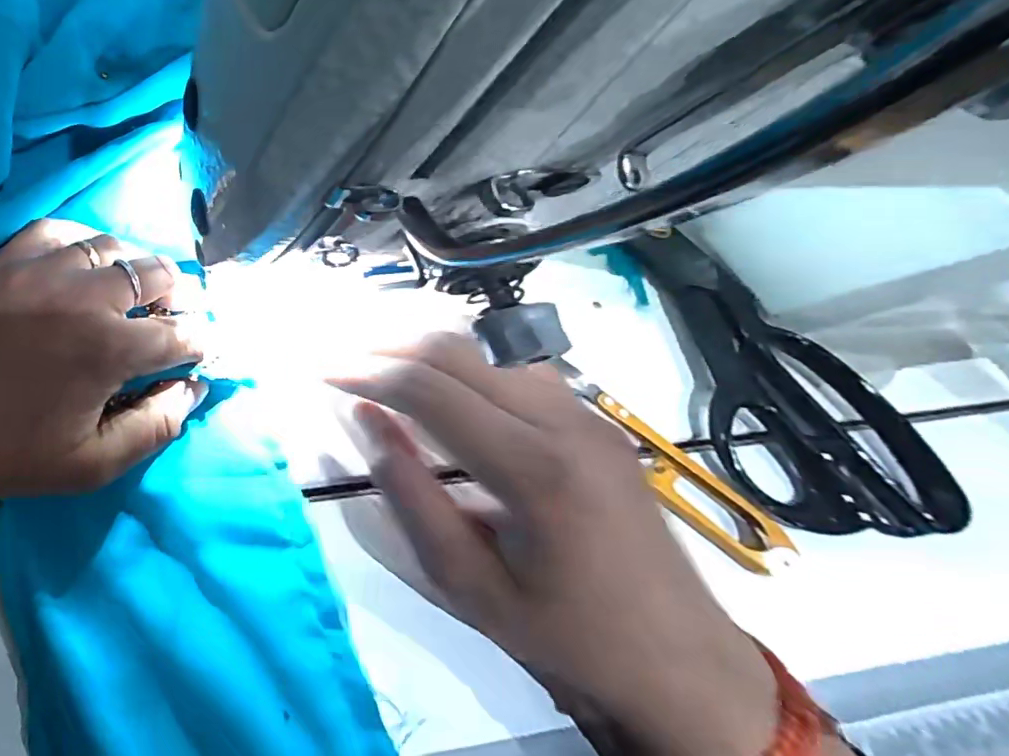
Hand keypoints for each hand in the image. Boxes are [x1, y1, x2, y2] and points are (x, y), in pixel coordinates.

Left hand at [0, 218, 204, 499]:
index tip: (199, 348)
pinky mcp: (6, 260)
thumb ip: (156, 427)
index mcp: (108, 350)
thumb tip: (195, 387)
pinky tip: (82, 260)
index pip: (180, 332)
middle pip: (156, 273)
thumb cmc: (9, 453)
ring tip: (129, 287)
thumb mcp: (92, 464)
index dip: (200, 340)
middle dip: (177, 294)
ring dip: (132, 266)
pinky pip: (58, 230)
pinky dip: (81, 241)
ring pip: (112, 246)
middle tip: (170, 313)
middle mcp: (84, 297)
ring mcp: (41, 270)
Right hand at [329, 334, 780, 755]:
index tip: (325, 374)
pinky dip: (464, 364)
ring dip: (425, 351)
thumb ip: (410, 497)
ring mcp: (585, 414)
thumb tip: (365, 420)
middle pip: (454, 350)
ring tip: (381, 370)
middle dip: (388, 348)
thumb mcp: (469, 585)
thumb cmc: (568, 634)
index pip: (429, 388)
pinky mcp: (593, 419)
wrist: (683, 660)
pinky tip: (444, 388)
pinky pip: (514, 368)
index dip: (367, 373)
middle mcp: (562, 421)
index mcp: (533, 468)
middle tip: (344, 364)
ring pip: (484, 350)